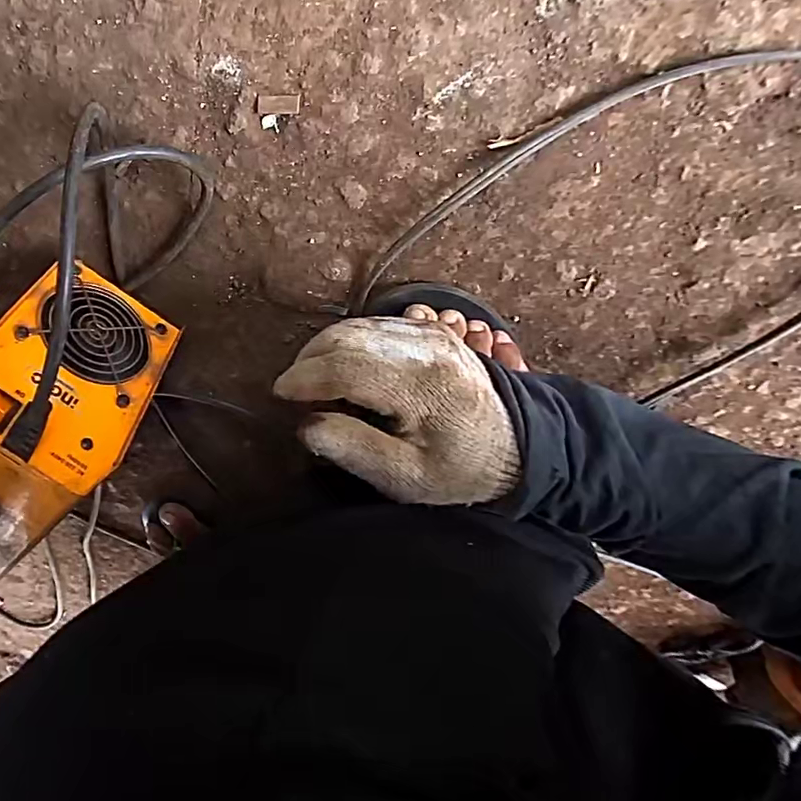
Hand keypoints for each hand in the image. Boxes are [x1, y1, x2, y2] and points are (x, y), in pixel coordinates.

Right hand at [272, 316, 521, 504]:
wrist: (520, 446)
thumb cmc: (460, 469)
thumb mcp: (405, 477)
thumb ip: (352, 449)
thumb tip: (306, 425)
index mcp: (420, 386)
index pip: (344, 367)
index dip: (304, 379)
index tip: (280, 396)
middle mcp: (424, 347)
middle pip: (344, 338)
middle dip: (307, 363)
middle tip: (296, 393)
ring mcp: (429, 332)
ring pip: (355, 326)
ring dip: (323, 351)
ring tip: (316, 384)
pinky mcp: (429, 329)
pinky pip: (373, 324)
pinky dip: (346, 342)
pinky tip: (343, 368)